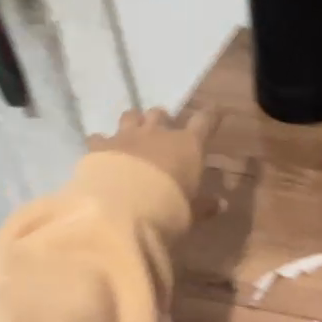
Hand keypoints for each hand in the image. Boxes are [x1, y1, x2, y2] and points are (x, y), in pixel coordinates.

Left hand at [89, 107, 216, 203]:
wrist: (123, 207)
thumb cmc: (168, 208)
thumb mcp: (191, 212)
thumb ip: (204, 206)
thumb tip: (222, 204)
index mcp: (187, 146)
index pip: (203, 122)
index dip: (210, 116)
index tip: (214, 110)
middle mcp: (157, 133)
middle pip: (161, 114)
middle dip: (163, 120)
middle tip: (164, 129)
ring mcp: (127, 136)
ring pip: (131, 116)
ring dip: (135, 122)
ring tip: (134, 132)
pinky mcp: (101, 145)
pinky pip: (100, 137)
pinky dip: (103, 142)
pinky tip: (102, 149)